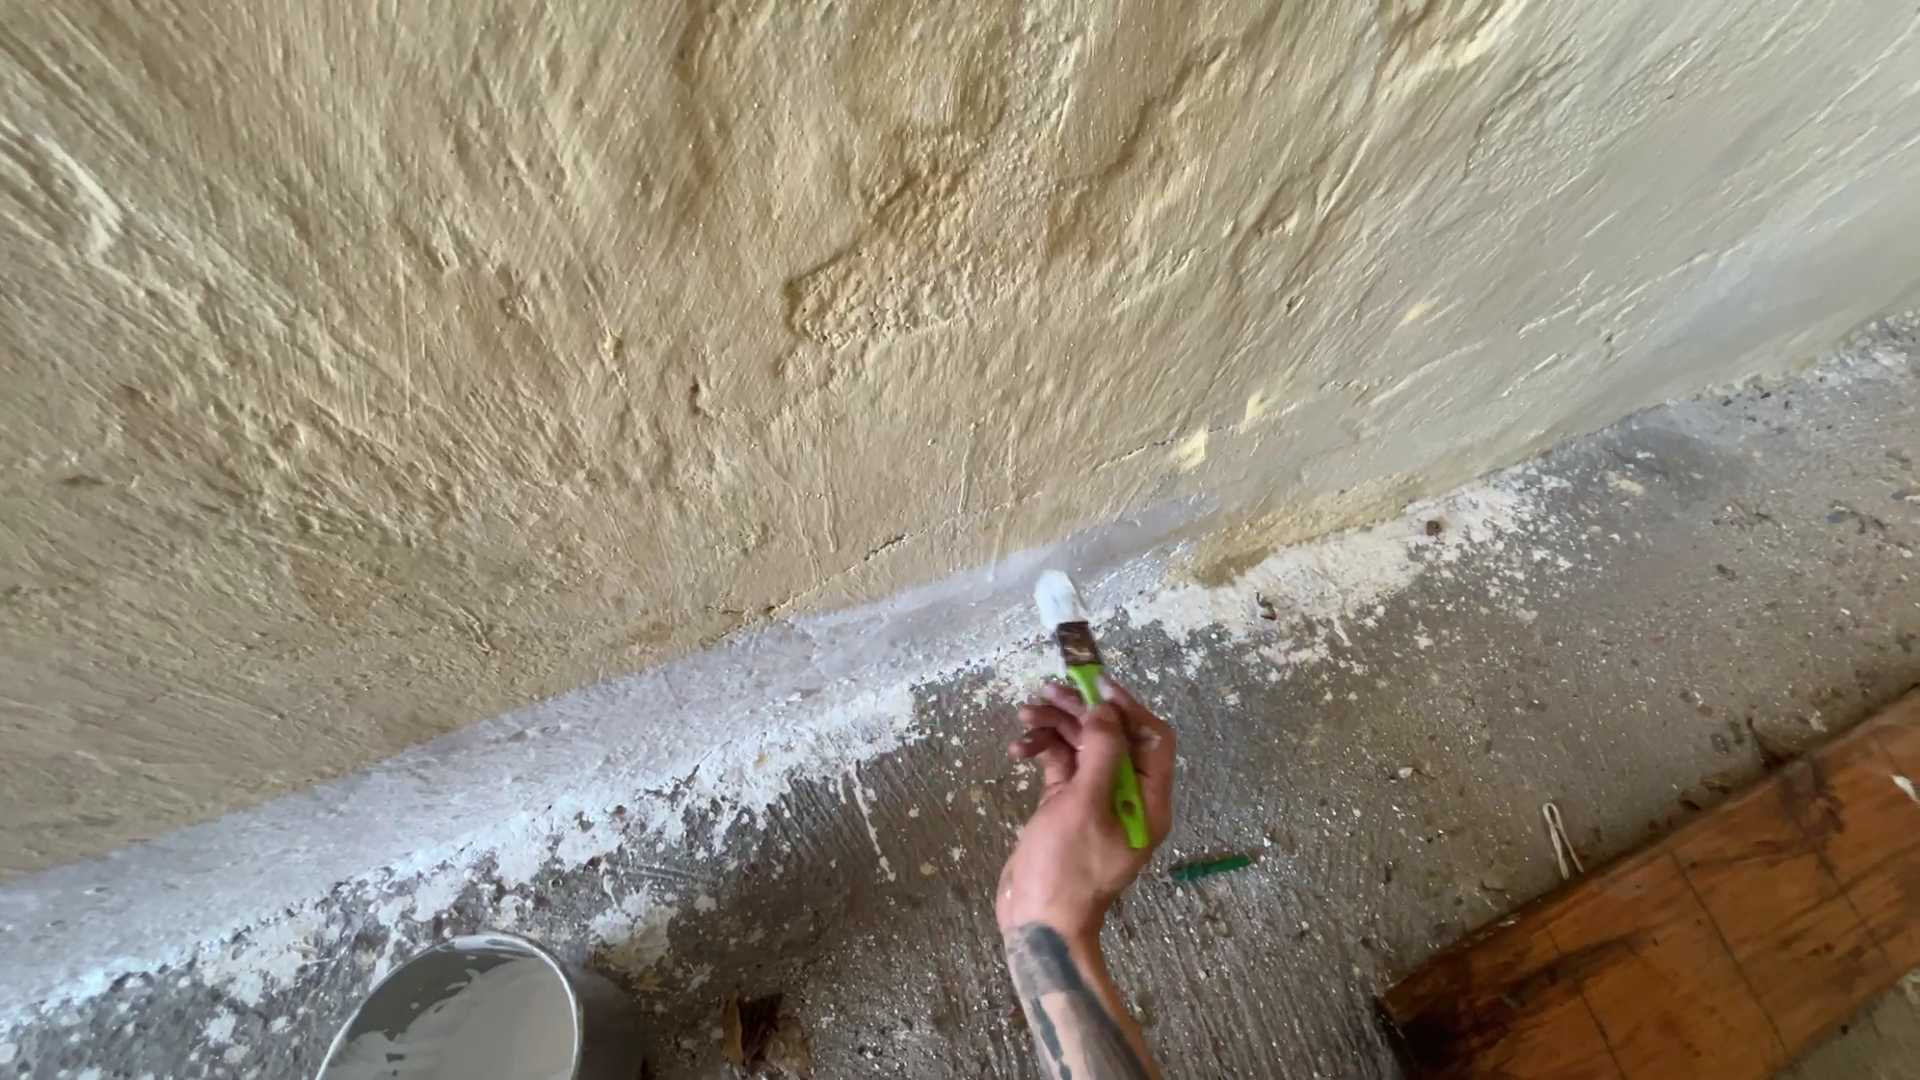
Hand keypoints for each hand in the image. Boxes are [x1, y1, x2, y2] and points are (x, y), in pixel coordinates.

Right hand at [996, 677, 1175, 941]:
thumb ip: (1100, 752)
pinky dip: (1041, 750)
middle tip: (1048, 691)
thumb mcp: (1085, 805)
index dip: (1127, 708)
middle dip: (1081, 711)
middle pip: (1110, 736)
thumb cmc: (1068, 867)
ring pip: (1081, 745)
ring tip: (1025, 714)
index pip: (1151, 739)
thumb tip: (1105, 709)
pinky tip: (1018, 747)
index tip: (1096, 686)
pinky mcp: (1066, 803)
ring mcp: (1094, 799)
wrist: (1037, 922)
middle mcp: (1125, 795)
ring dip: (1055, 726)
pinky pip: (1059, 764)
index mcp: (1147, 800)